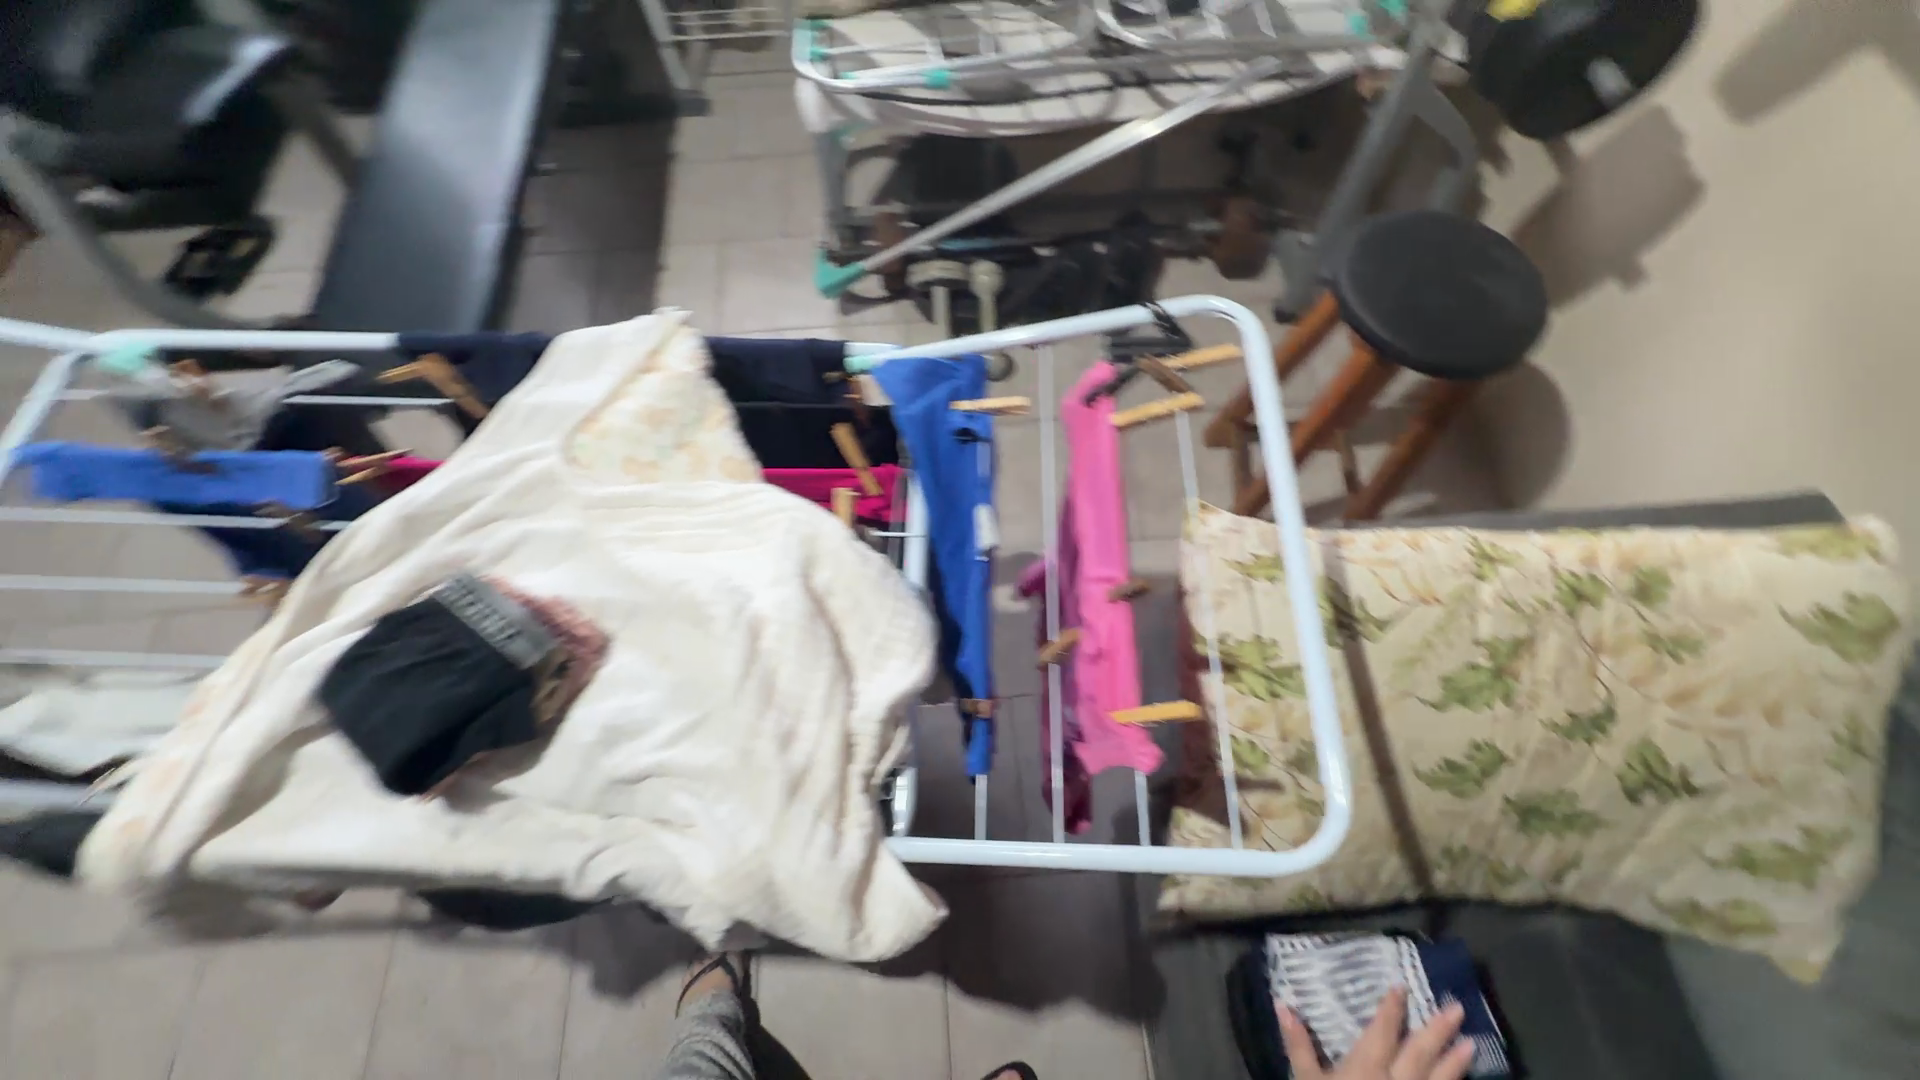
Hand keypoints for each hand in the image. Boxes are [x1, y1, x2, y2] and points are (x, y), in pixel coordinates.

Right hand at [1277, 986, 1475, 1079]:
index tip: (1401, 985)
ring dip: (1456, 1062)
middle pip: (1419, 1052)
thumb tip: (1283, 1003)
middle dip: (1437, 1029)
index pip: (1382, 1031)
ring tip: (1471, 1043)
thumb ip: (1298, 1044)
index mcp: (1366, 1068)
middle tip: (1457, 1008)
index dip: (1391, 1008)